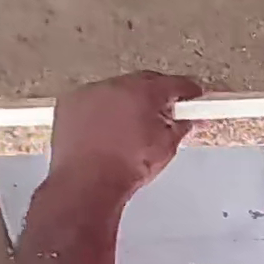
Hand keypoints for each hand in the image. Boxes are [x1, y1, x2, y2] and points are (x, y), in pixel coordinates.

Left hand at [47, 71, 203, 198]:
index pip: (174, 83)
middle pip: (145, 81)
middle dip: (159, 93)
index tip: (193, 95)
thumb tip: (184, 120)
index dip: (188, 90)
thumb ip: (180, 125)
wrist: (88, 182)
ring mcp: (89, 93)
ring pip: (119, 88)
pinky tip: (114, 126)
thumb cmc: (126, 165)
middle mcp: (114, 86)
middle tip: (169, 111)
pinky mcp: (70, 104)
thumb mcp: (168, 145)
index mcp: (142, 92)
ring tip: (138, 122)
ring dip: (132, 99)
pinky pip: (96, 98)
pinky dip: (107, 107)